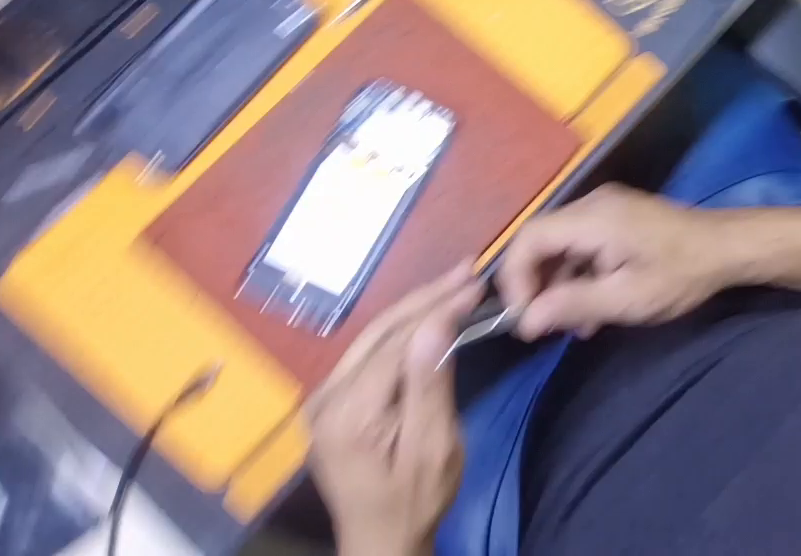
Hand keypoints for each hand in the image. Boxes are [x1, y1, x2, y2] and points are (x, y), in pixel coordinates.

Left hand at [306, 264, 482, 555]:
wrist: (381, 543)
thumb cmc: (416, 500)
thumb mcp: (433, 448)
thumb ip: (429, 383)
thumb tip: (436, 324)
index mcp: (348, 413)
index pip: (399, 342)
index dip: (439, 309)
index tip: (476, 286)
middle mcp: (326, 398)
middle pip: (382, 330)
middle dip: (428, 296)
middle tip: (469, 271)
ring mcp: (324, 399)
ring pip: (375, 335)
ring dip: (417, 307)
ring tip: (455, 282)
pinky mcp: (333, 400)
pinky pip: (370, 352)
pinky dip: (403, 328)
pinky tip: (428, 312)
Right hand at [497, 183, 737, 338]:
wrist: (727, 248)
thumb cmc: (680, 273)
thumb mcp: (627, 298)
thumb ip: (573, 305)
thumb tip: (525, 322)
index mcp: (593, 218)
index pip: (529, 237)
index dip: (515, 277)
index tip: (524, 317)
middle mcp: (594, 204)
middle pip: (542, 239)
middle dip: (535, 284)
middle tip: (543, 325)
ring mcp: (607, 208)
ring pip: (561, 244)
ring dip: (559, 283)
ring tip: (573, 325)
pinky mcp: (618, 218)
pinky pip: (581, 243)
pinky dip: (578, 274)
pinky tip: (593, 309)